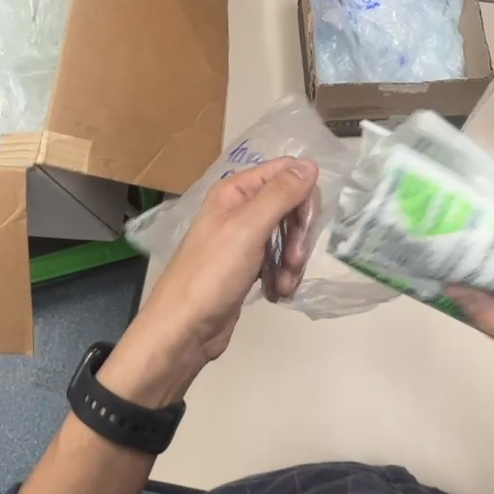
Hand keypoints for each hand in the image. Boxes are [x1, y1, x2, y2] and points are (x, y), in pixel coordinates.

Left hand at [106, 157, 319, 407]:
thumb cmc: (211, 274)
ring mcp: (244, 238)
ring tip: (284, 285)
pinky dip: (284, 275)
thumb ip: (281, 194)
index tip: (306, 225)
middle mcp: (240, 208)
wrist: (183, 331)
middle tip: (294, 261)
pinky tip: (277, 292)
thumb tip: (311, 163)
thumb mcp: (249, 228)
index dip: (303, 196)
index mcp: (236, 190)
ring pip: (287, 235)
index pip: (286, 172)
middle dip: (298, 235)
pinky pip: (278, 259)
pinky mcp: (247, 265)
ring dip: (293, 260)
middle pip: (290, 205)